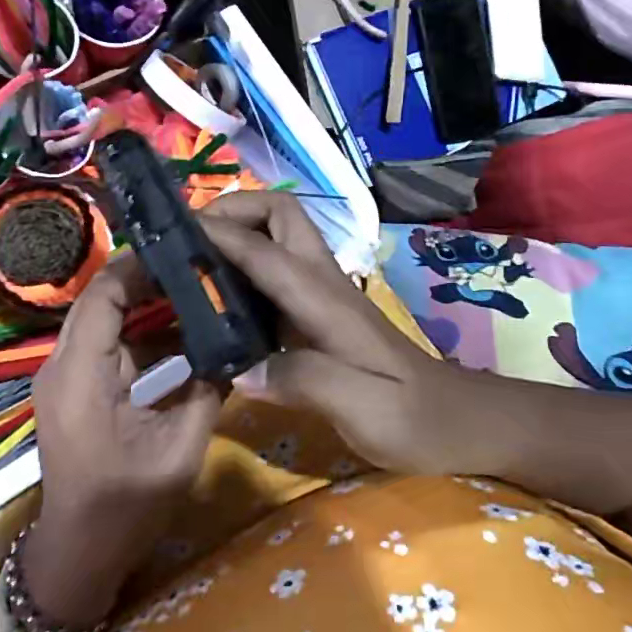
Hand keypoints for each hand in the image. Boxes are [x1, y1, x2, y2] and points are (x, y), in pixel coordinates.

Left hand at [31, 260, 221, 584]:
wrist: (79, 552)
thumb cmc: (127, 504)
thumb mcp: (181, 448)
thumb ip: (208, 390)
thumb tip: (235, 346)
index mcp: (82, 375)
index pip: (102, 295)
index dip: (139, 267)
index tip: (184, 253)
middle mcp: (62, 366)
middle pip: (99, 300)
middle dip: (145, 279)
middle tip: (196, 268)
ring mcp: (63, 377)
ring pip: (101, 319)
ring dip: (143, 304)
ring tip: (194, 292)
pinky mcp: (73, 388)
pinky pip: (105, 344)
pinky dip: (139, 333)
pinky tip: (179, 335)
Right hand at [199, 192, 500, 476]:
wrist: (460, 420)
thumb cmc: (416, 417)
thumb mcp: (362, 407)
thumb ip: (303, 382)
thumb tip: (240, 370)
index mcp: (327, 300)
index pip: (266, 251)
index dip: (219, 236)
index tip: (170, 236)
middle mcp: (325, 285)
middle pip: (281, 215)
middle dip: (234, 212)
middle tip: (189, 242)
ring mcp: (326, 296)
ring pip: (280, 238)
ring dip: (238, 234)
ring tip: (192, 264)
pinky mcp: (323, 315)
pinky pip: (277, 273)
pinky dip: (246, 269)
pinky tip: (221, 305)